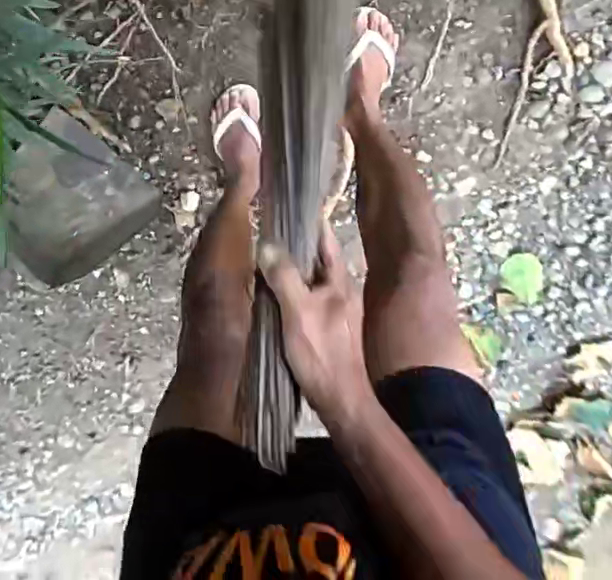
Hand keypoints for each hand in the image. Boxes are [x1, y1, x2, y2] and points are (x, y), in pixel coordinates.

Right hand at [257, 226, 372, 427]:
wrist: (344, 405)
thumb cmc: (322, 354)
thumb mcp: (297, 312)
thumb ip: (283, 277)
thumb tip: (266, 244)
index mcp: (340, 281)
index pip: (326, 238)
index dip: (310, 220)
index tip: (290, 206)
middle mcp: (344, 290)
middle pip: (319, 257)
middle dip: (297, 244)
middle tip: (269, 231)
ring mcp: (340, 311)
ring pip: (314, 279)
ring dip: (295, 268)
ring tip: (268, 260)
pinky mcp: (332, 329)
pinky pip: (311, 298)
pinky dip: (296, 290)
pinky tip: (278, 296)